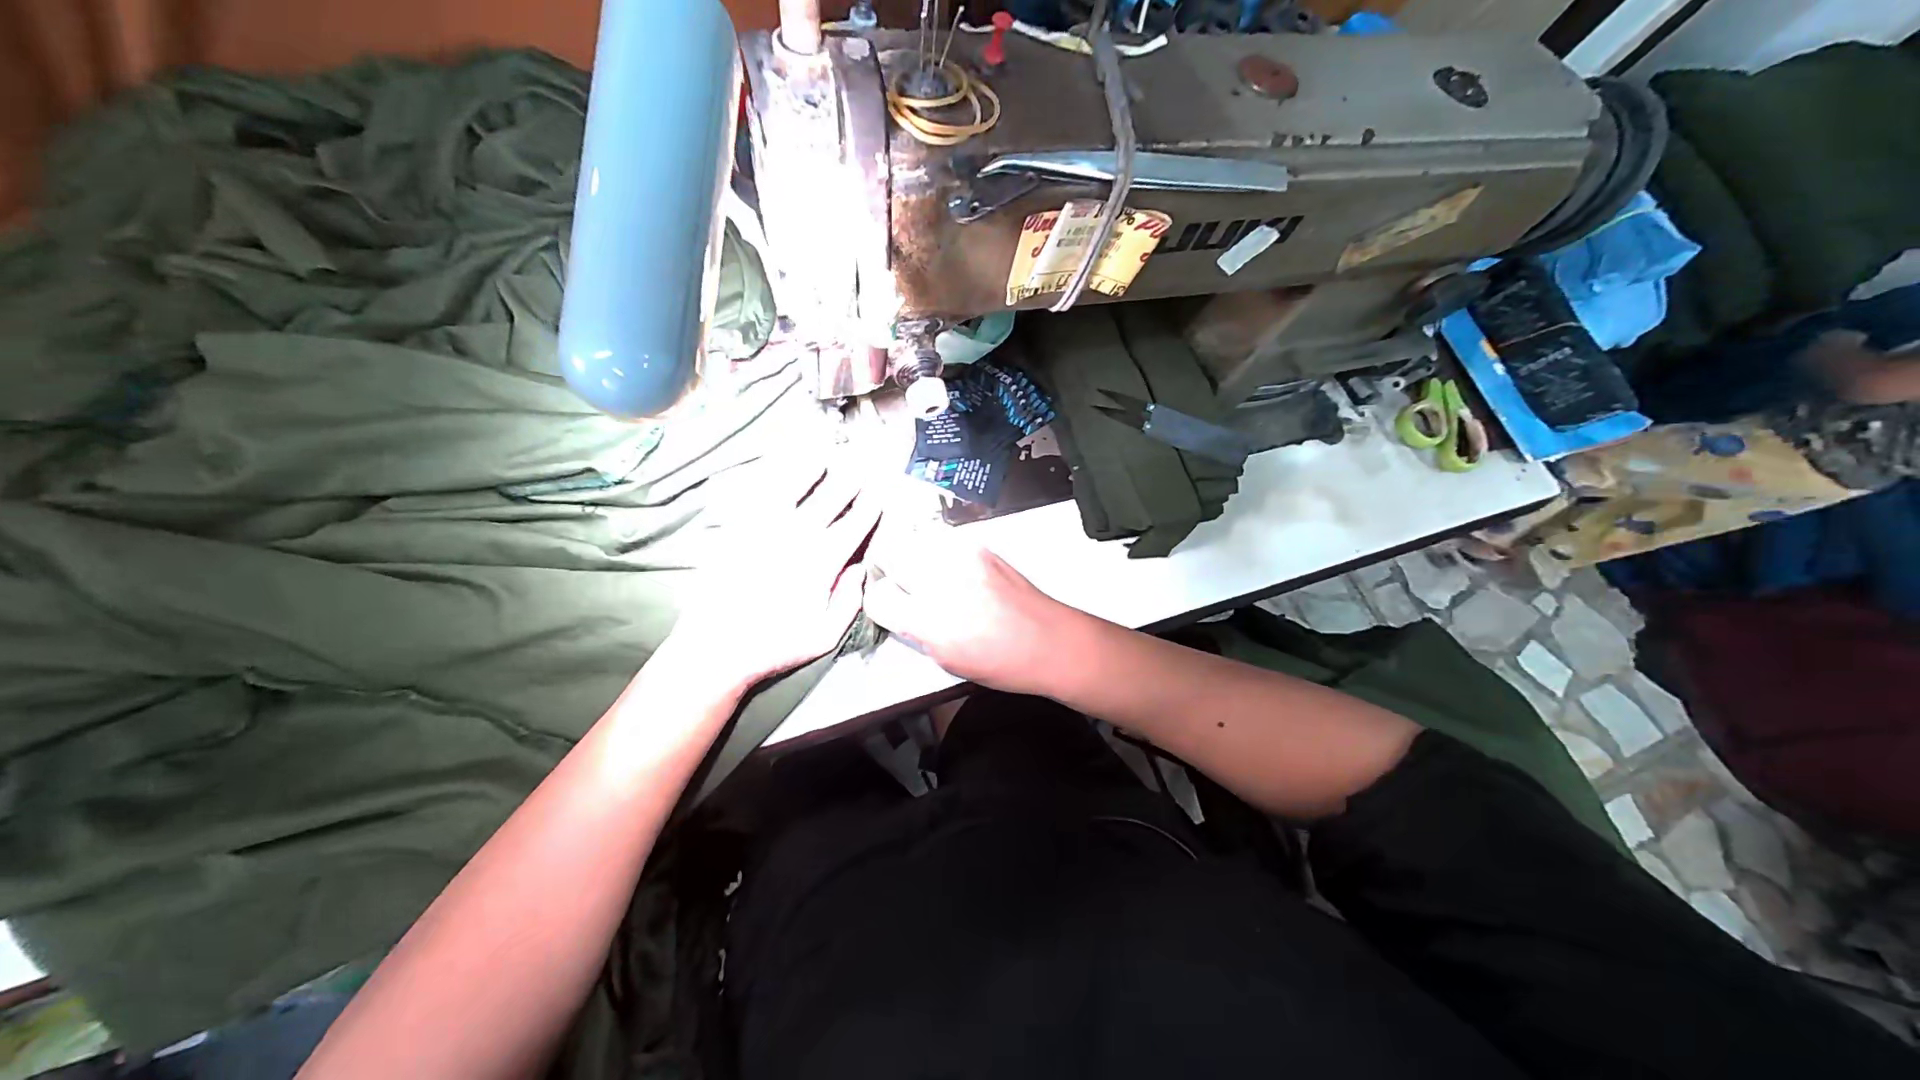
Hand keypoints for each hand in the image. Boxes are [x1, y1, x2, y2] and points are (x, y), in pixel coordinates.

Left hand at [663, 462, 880, 689]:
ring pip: (794, 485)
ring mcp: (765, 526)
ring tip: (823, 452)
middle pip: (831, 496)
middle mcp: (797, 534)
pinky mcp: (737, 527)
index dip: (872, 502)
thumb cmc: (774, 644)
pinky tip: (779, 469)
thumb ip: (849, 600)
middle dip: (850, 477)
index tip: (882, 487)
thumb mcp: (825, 635)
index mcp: (823, 559)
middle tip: (861, 463)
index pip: (856, 521)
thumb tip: (860, 569)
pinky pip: (759, 493)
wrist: (715, 645)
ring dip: (812, 466)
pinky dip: (773, 476)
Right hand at [863, 525, 1081, 696]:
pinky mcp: (979, 547)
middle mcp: (941, 584)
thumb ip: (917, 630)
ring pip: (914, 538)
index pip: (878, 596)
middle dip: (890, 567)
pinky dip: (939, 551)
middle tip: (902, 581)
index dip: (880, 600)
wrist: (1049, 641)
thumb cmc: (1003, 662)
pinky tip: (953, 569)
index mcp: (929, 622)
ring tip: (927, 573)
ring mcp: (961, 560)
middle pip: (889, 553)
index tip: (888, 603)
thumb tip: (899, 610)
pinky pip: (943, 539)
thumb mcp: (947, 659)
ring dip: (913, 554)